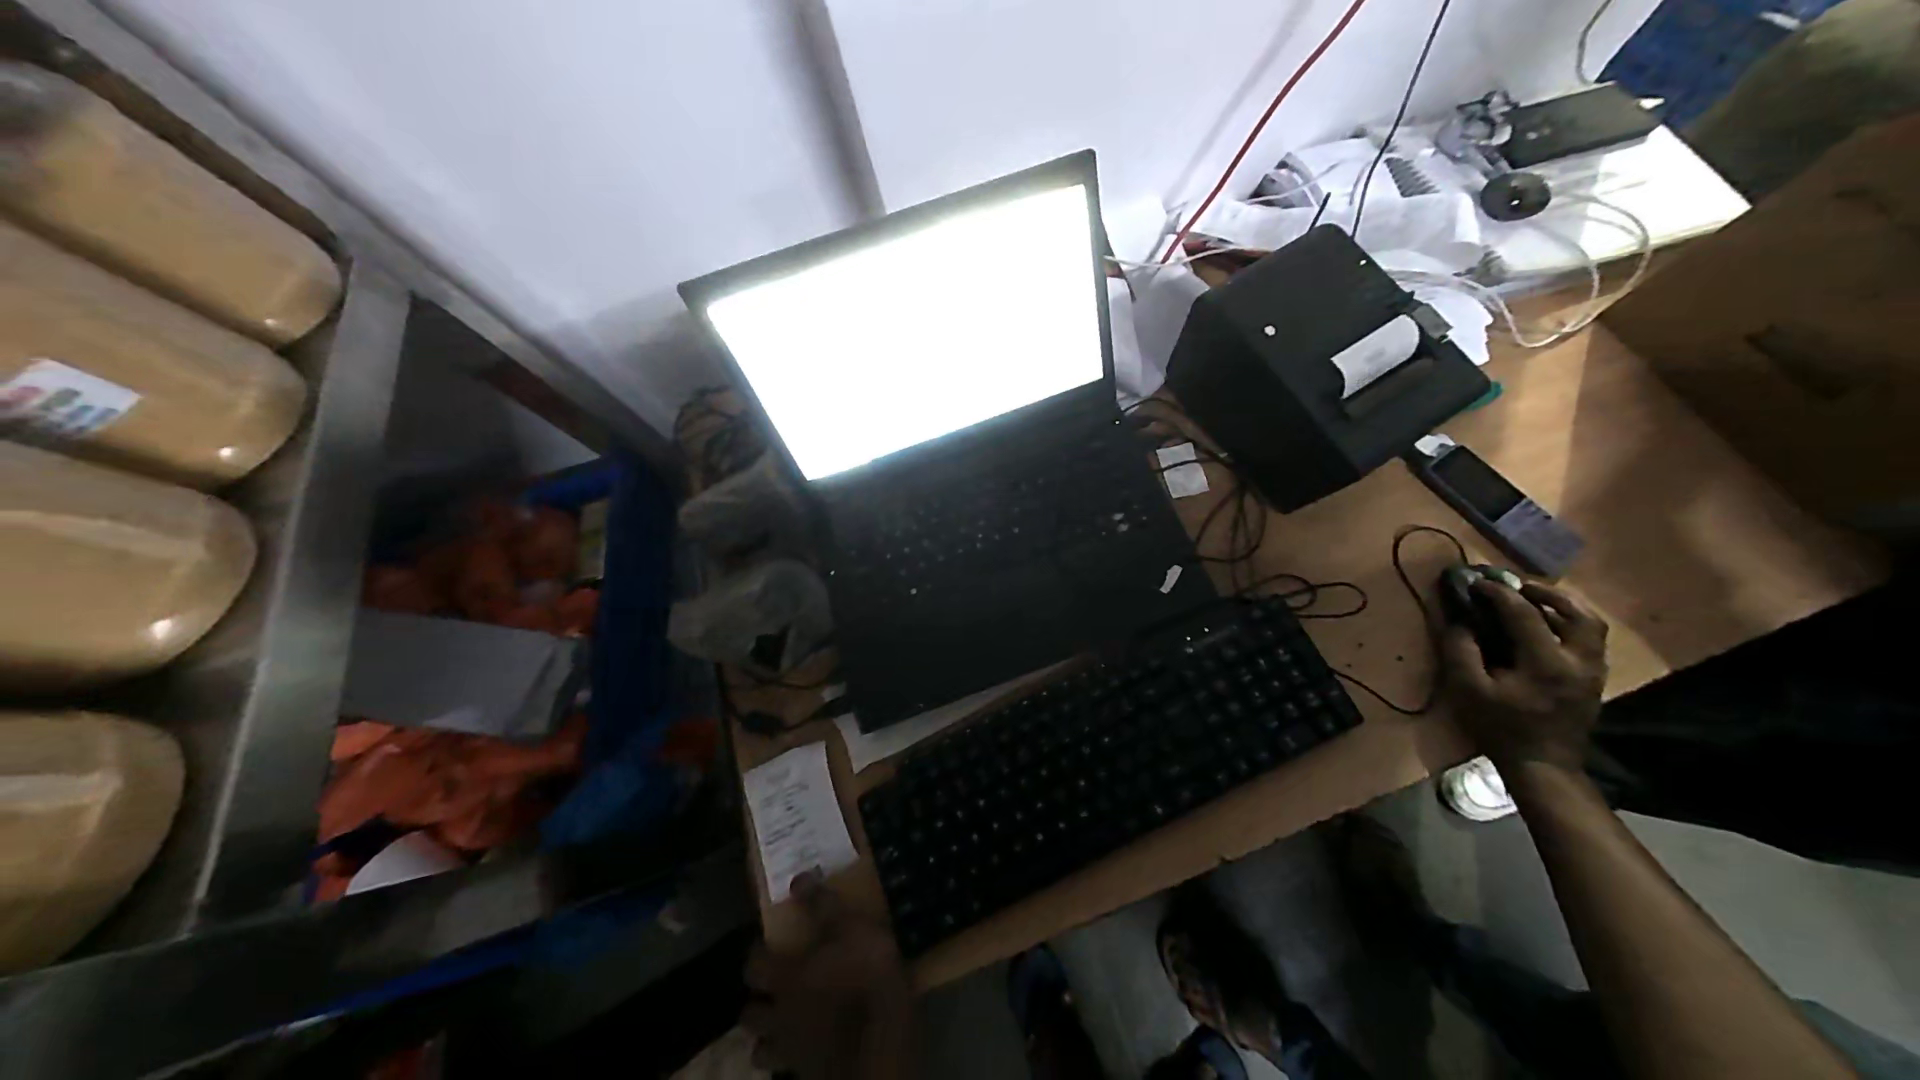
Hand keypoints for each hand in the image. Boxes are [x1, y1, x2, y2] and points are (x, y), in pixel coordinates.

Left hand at [744, 871, 914, 1079]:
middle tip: (772, 990)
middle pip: (749, 1014)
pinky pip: (789, 1070)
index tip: (765, 945)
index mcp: (786, 978)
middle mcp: (780, 1016)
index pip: (753, 966)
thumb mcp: (851, 928)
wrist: (881, 1042)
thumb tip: (797, 878)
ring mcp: (792, 1051)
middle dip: (756, 1002)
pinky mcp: (810, 1074)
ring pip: (762, 1050)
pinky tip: (811, 1050)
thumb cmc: (866, 976)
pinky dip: (793, 1060)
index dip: (755, 955)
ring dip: (768, 1038)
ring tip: (785, 1026)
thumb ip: (823, 905)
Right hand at [1440, 580, 1607, 772]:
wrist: (1542, 765)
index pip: (1524, 613)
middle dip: (1545, 593)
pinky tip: (1545, 628)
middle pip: (1575, 613)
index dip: (1498, 593)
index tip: (1476, 583)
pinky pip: (1588, 641)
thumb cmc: (1500, 727)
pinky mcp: (1593, 680)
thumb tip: (1460, 622)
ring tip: (1534, 601)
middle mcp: (1579, 661)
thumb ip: (1461, 651)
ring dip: (1562, 607)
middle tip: (1516, 586)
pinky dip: (1568, 625)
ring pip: (1590, 625)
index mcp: (1546, 662)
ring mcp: (1592, 671)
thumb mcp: (1468, 690)